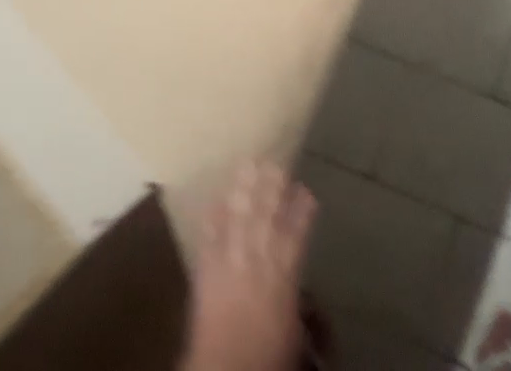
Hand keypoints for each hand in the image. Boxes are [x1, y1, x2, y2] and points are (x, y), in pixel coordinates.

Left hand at [180, 162, 317, 370]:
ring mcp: (229, 263)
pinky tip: (215, 196)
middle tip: (276, 161)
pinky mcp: (205, 272)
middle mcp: (257, 263)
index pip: (295, 235)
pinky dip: (212, 217)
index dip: (300, 211)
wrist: (225, 370)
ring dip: (244, 190)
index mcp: (283, 276)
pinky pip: (209, 238)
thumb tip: (300, 287)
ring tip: (249, 164)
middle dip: (271, 189)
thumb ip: (294, 298)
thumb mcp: (291, 327)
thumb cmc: (265, 355)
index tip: (305, 189)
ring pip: (239, 219)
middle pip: (266, 218)